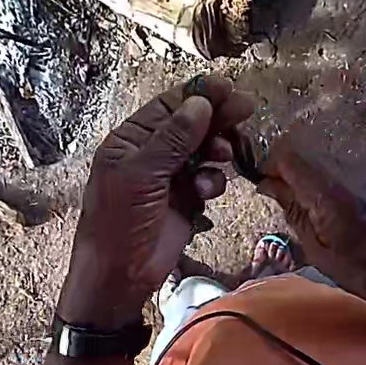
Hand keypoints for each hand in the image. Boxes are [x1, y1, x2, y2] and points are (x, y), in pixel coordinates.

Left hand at [59, 76, 257, 329]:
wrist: (120, 276)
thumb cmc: (119, 221)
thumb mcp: (141, 175)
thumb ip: (172, 139)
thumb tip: (200, 103)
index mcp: (131, 140)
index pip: (169, 107)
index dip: (199, 95)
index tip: (228, 88)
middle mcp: (152, 154)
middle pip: (191, 126)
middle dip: (217, 119)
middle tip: (245, 109)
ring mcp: (171, 178)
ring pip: (204, 152)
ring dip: (215, 151)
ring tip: (222, 156)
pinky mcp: (187, 202)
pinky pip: (208, 180)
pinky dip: (211, 182)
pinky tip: (206, 192)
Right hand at [258, 136, 365, 348]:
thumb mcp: (321, 252)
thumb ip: (294, 210)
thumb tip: (268, 184)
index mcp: (330, 192)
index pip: (288, 151)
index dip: (270, 163)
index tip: (266, 184)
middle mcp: (351, 169)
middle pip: (306, 145)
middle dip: (288, 166)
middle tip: (285, 197)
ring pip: (326, 154)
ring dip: (311, 172)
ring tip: (314, 206)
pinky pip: (347, 164)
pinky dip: (333, 178)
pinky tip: (342, 209)